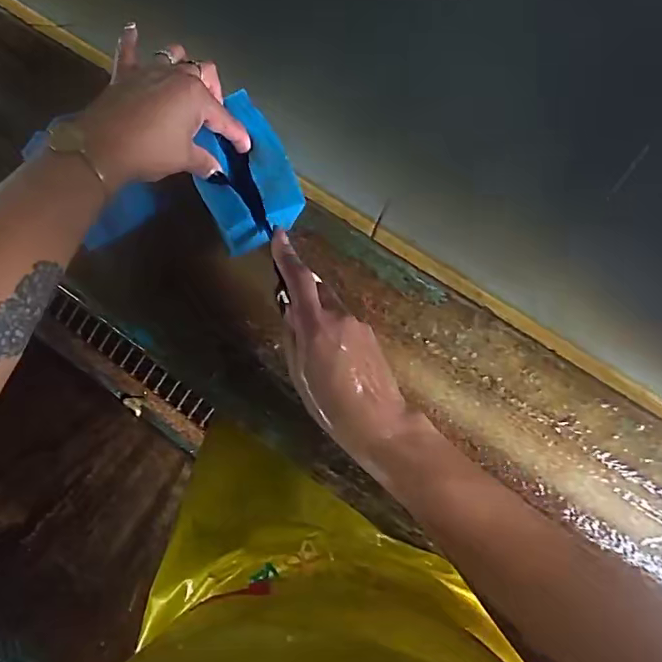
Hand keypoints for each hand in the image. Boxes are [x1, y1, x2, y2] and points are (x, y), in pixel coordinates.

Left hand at [75, 24, 251, 184]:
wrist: (101, 149)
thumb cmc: (147, 153)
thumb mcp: (180, 159)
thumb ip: (203, 161)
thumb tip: (216, 169)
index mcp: (196, 96)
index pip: (222, 116)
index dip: (235, 133)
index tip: (243, 145)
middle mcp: (176, 76)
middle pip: (203, 73)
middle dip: (212, 91)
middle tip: (206, 115)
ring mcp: (149, 72)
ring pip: (173, 55)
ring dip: (181, 64)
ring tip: (180, 80)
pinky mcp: (123, 76)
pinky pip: (128, 51)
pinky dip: (130, 41)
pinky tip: (131, 29)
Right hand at [271, 230, 425, 468]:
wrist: (382, 426)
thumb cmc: (331, 403)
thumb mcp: (298, 370)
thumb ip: (292, 336)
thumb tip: (290, 311)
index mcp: (319, 325)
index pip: (300, 280)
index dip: (287, 257)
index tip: (278, 235)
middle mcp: (341, 317)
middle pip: (316, 290)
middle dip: (299, 289)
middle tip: (282, 301)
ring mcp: (359, 326)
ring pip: (328, 307)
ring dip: (313, 311)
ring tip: (303, 340)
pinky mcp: (369, 338)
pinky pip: (340, 321)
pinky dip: (327, 325)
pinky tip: (324, 352)